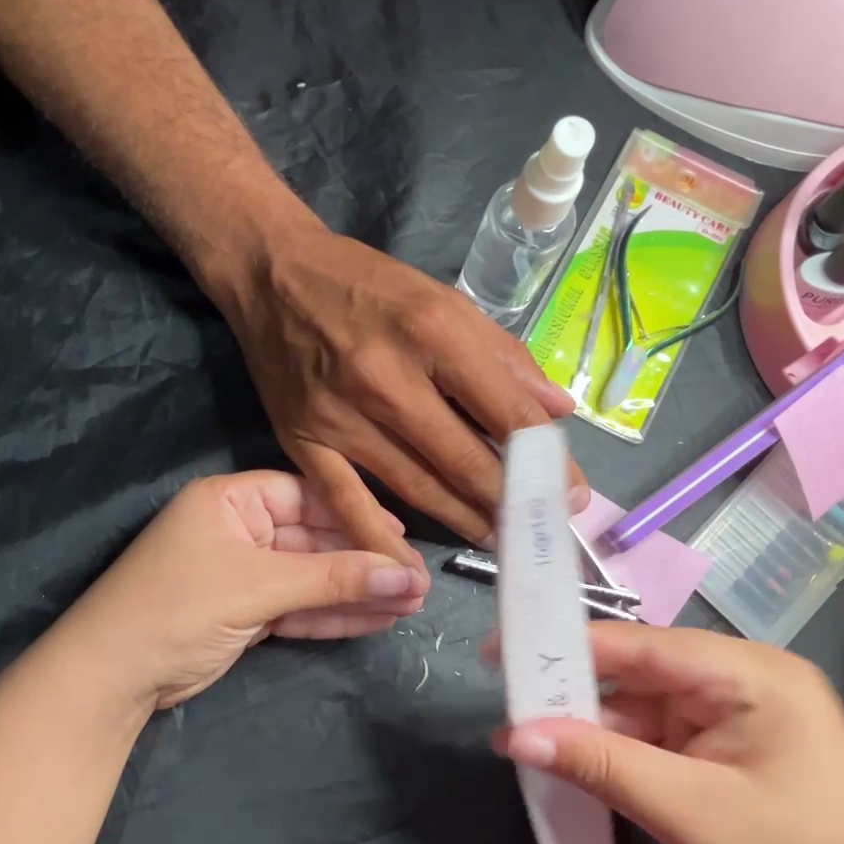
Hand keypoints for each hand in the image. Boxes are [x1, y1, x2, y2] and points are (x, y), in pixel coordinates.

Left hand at [63, 471, 429, 709]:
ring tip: (412, 603)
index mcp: (230, 501)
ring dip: (358, 592)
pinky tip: (378, 618)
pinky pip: (300, 607)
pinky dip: (334, 615)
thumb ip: (333, 579)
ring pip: (312, 578)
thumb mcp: (258, 586)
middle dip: (364, 562)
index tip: (405, 536)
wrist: (112, 677)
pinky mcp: (247, 614)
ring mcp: (243, 575)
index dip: (356, 514)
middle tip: (419, 580)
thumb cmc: (178, 607)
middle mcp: (239, 530)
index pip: (307, 495)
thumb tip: (408, 575)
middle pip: (315, 540)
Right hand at [211, 225, 586, 562]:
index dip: (546, 462)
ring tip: (498, 539)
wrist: (273, 275)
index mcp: (432, 333)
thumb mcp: (443, 298)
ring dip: (465, 520)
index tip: (570, 495)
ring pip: (417, 487)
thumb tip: (555, 411)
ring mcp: (340, 417)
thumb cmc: (366, 284)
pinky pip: (347, 503)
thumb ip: (502, 356)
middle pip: (464, 460)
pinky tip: (410, 568)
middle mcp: (387, 379)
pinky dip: (380, 539)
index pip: (506, 412)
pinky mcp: (303, 442)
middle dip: (511, 501)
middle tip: (539, 529)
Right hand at [492, 624, 843, 843]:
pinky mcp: (728, 742)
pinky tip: (576, 760)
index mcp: (750, 674)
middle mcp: (742, 677)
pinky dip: (619, 748)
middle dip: (577, 692)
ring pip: (642, 703)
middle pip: (639, 670)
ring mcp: (736, 710)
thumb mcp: (687, 812)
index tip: (500, 650)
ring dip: (594, 727)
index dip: (568, 645)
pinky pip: (659, 732)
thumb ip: (599, 765)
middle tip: (510, 706)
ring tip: (530, 739)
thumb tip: (514, 735)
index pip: (642, 643)